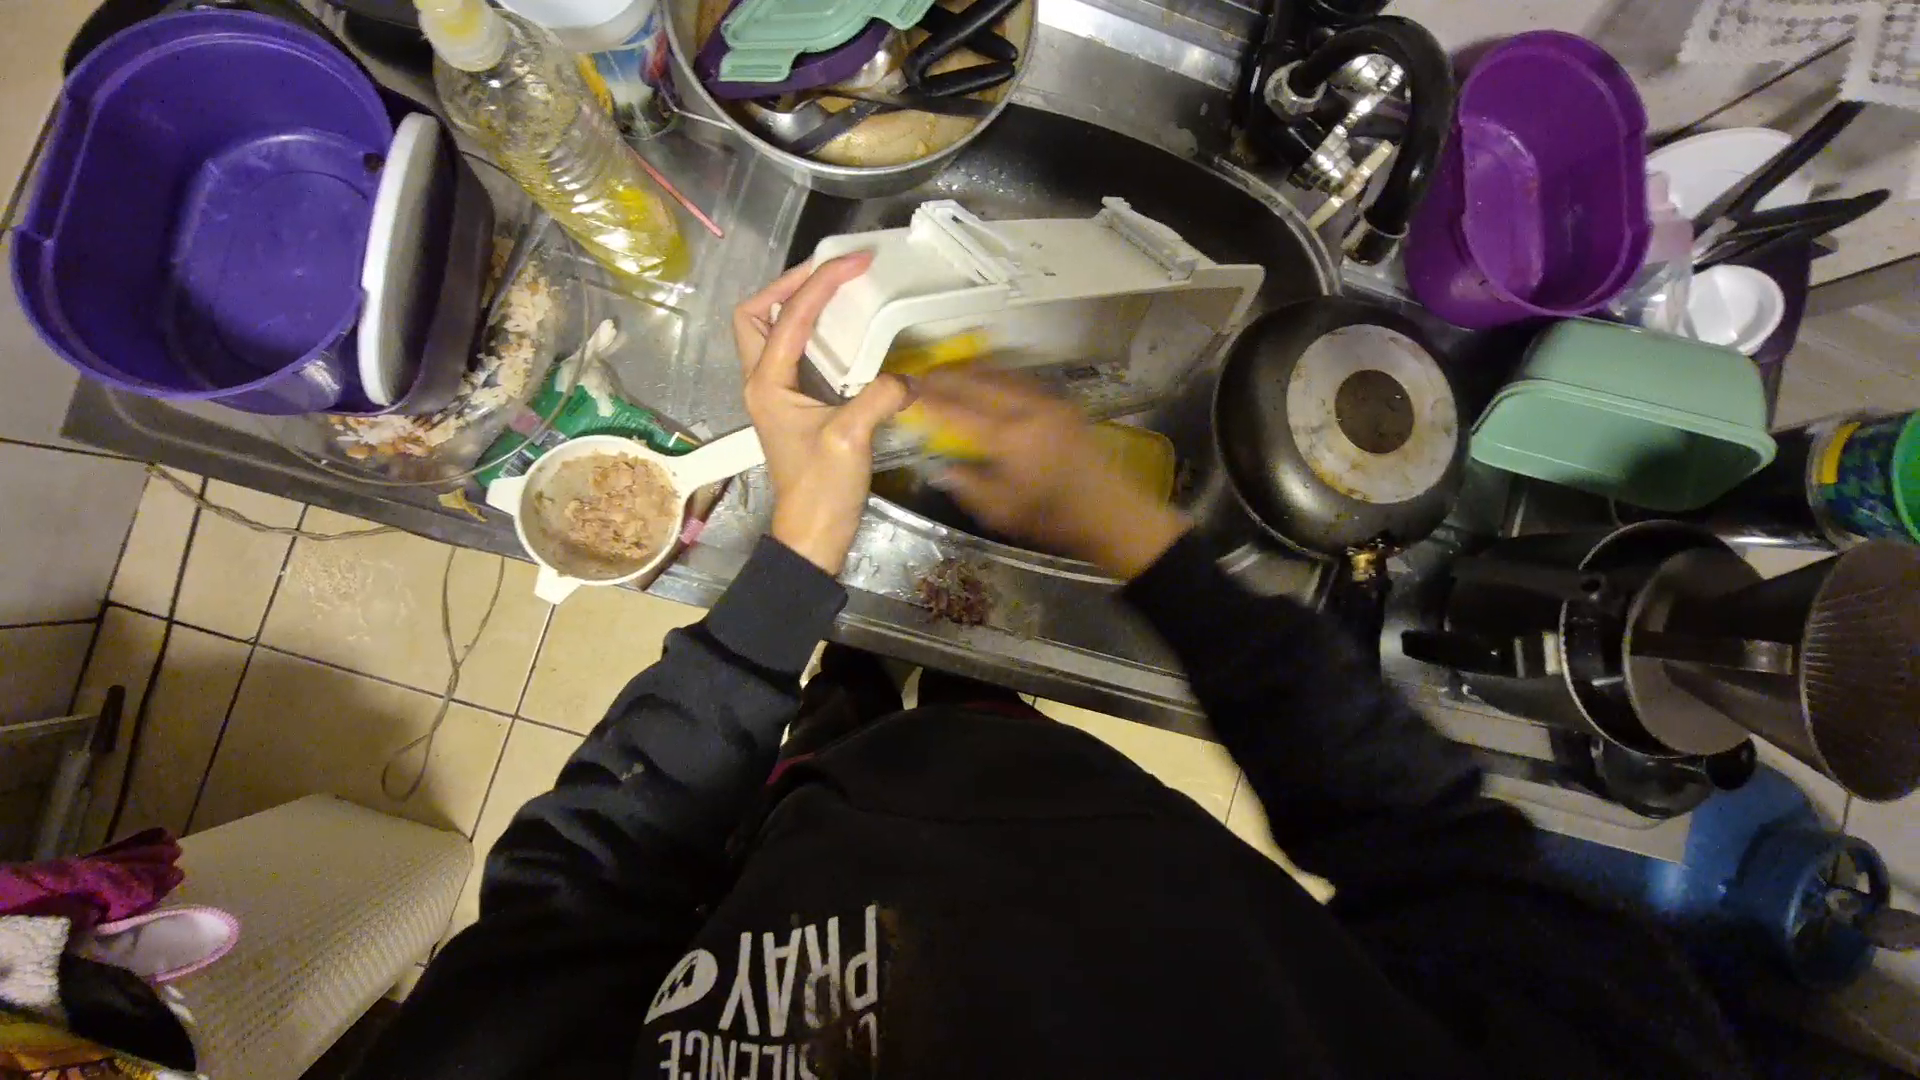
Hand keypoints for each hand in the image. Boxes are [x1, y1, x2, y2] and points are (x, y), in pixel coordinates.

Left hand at [736, 254, 909, 575]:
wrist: (813, 533)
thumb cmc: (823, 489)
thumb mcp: (852, 438)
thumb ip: (879, 396)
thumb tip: (908, 378)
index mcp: (767, 383)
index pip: (790, 315)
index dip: (822, 282)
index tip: (856, 261)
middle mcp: (762, 381)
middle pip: (755, 313)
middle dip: (788, 285)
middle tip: (828, 271)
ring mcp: (775, 394)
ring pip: (768, 332)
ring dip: (795, 304)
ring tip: (835, 290)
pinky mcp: (792, 407)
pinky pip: (793, 354)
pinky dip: (811, 332)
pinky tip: (844, 334)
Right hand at [912, 368, 1190, 578]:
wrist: (1112, 513)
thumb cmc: (1054, 519)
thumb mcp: (1002, 512)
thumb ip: (968, 485)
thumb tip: (941, 466)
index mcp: (1008, 439)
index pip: (956, 410)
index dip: (927, 400)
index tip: (904, 392)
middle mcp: (1027, 410)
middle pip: (976, 381)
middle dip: (944, 376)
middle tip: (919, 376)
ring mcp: (1047, 402)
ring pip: (999, 373)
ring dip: (970, 370)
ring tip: (946, 371)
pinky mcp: (1061, 403)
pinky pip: (1020, 378)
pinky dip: (996, 374)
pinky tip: (985, 379)